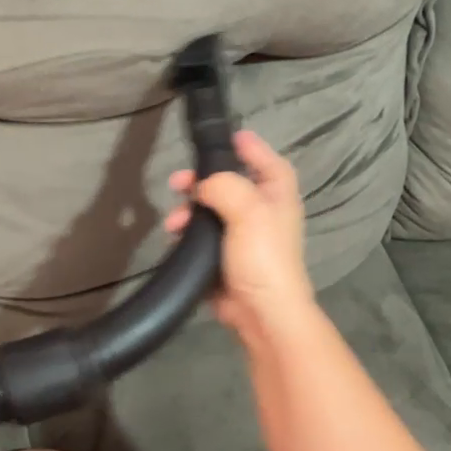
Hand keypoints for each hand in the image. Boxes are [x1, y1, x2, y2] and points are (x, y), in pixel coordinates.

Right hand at [164, 130, 314, 343]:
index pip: (267, 162)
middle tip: (178, 182)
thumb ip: (223, 184)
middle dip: (202, 181)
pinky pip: (202, 236)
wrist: (261, 313)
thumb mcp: (247, 210)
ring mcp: (243, 237)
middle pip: (230, 184)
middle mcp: (262, 213)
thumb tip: (202, 183)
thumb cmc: (262, 257)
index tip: (226, 136)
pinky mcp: (224, 258)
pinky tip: (175, 237)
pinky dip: (187, 234)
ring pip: (211, 211)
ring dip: (189, 211)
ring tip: (174, 222)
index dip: (250, 147)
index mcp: (277, 197)